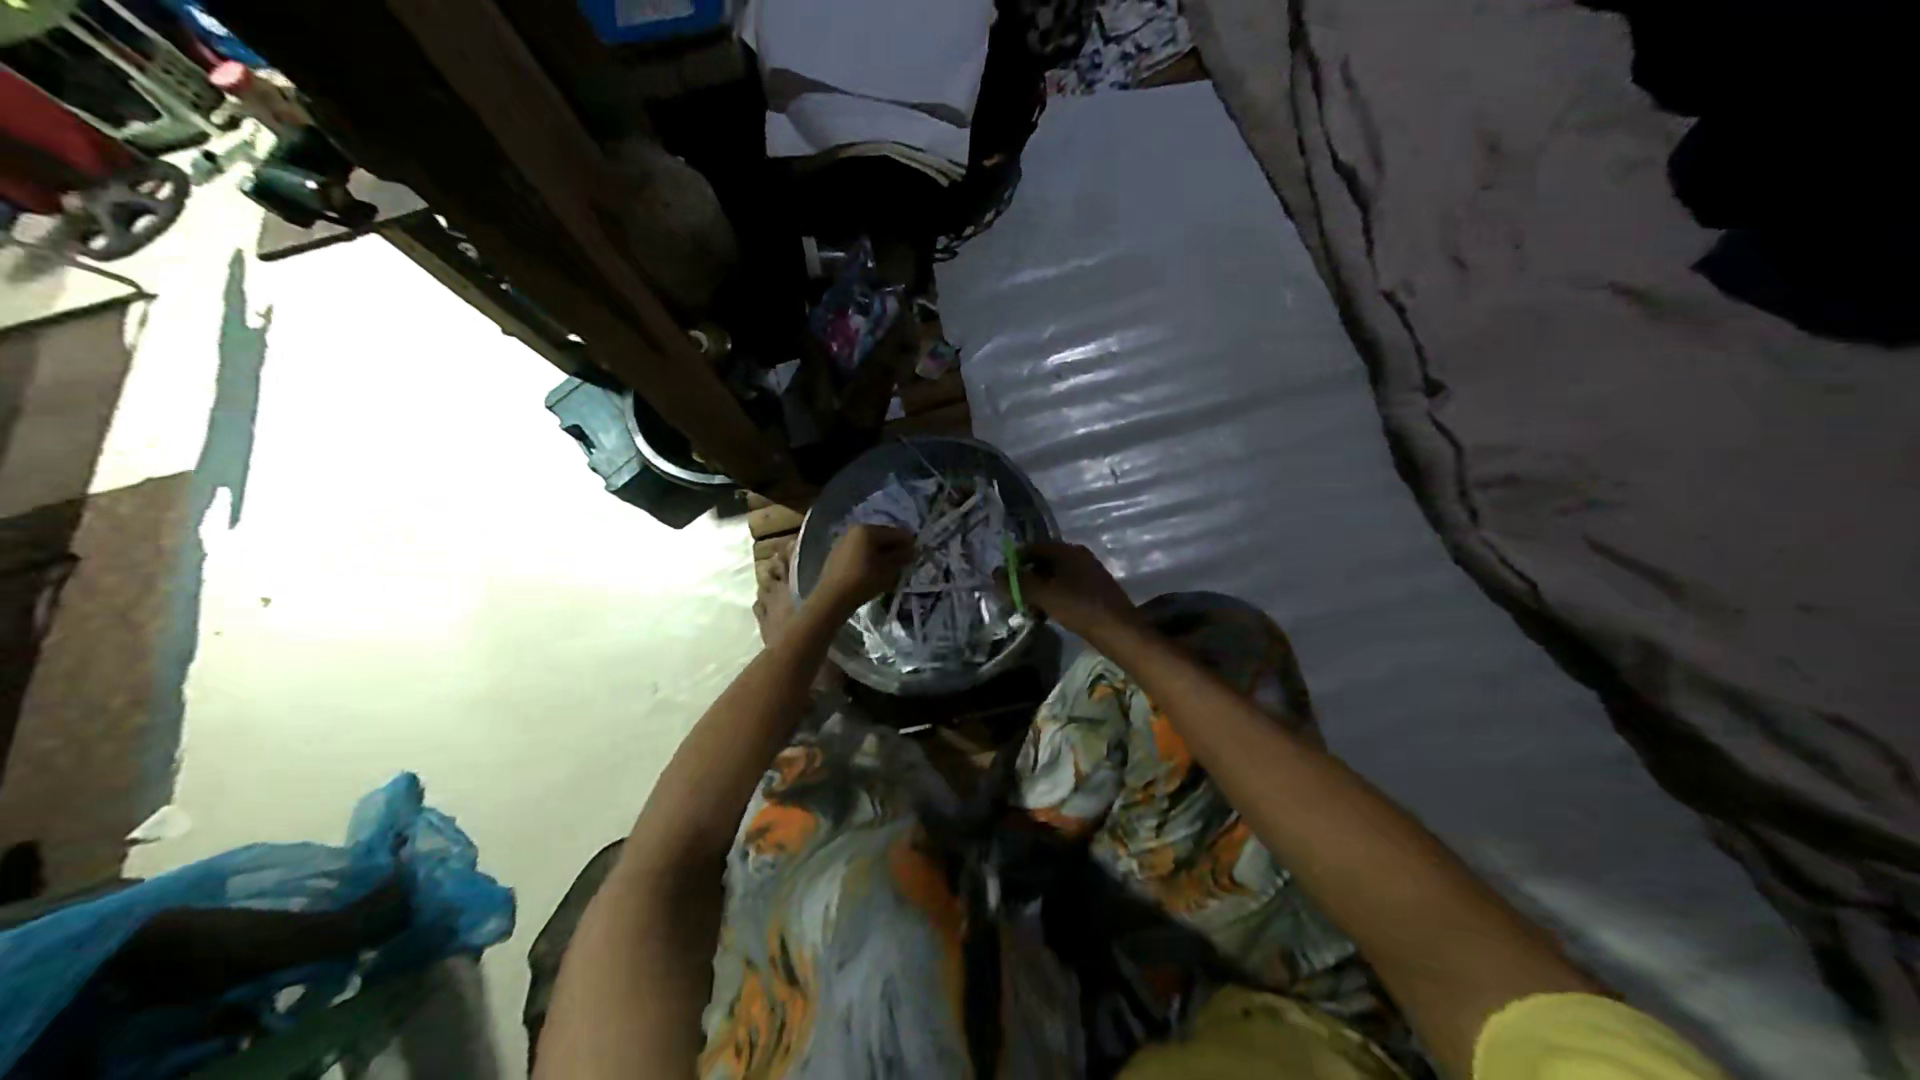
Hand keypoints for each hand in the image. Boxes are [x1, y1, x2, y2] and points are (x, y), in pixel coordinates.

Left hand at [813, 525, 914, 616]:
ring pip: (870, 546)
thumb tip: (913, 549)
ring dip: (881, 555)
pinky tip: (871, 574)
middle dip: (894, 549)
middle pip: (882, 537)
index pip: (896, 532)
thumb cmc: (864, 580)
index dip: (909, 543)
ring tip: (888, 571)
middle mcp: (854, 530)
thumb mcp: (889, 569)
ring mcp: (844, 542)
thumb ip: (903, 556)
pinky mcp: (836, 555)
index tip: (915, 556)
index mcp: (868, 529)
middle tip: (902, 565)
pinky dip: (868, 560)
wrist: (832, 598)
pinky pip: (859, 553)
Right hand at [1013, 541, 1138, 635]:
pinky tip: (1048, 613)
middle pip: (1044, 561)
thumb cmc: (1079, 607)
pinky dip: (1053, 597)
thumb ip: (1018, 583)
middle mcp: (1079, 556)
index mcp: (1067, 551)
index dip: (1015, 560)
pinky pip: (1066, 588)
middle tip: (1013, 595)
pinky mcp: (1094, 591)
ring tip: (1028, 607)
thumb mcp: (1043, 595)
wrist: (1119, 630)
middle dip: (1026, 577)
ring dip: (1039, 589)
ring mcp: (1089, 573)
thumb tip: (995, 575)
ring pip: (1055, 577)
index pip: (1033, 547)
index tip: (1002, 578)